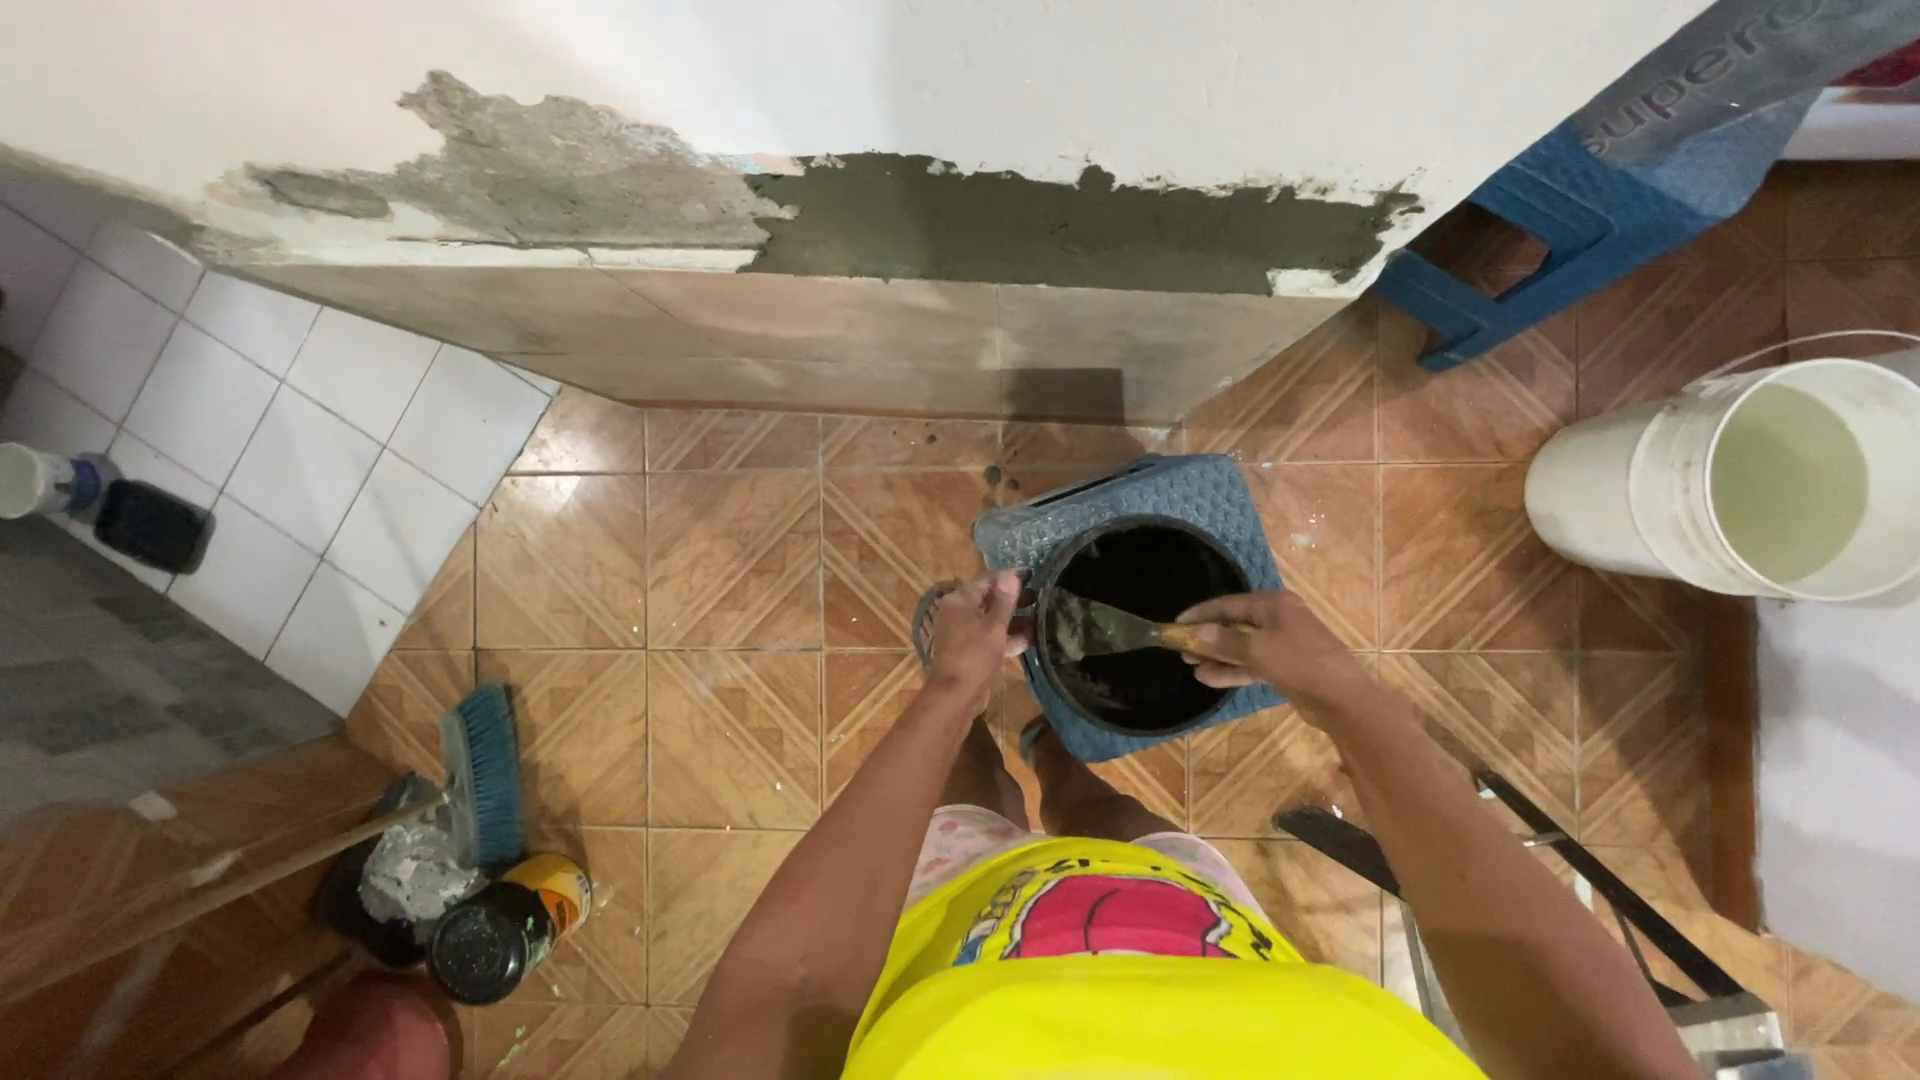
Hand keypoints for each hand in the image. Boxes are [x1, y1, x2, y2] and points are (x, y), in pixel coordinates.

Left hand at [926, 571, 1027, 708]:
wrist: (956, 694)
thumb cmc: (974, 655)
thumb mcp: (994, 626)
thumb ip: (1004, 600)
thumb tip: (1011, 574)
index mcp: (960, 600)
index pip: (987, 580)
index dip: (1010, 577)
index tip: (1033, 576)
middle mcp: (959, 612)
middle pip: (989, 599)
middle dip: (1015, 599)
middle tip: (1040, 598)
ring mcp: (964, 632)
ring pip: (992, 620)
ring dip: (1014, 620)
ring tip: (1041, 618)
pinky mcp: (970, 650)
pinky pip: (991, 637)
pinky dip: (1007, 637)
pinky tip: (1030, 639)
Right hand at [1176, 590, 1366, 711]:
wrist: (1343, 699)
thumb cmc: (1300, 663)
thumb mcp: (1258, 649)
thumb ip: (1225, 640)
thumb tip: (1197, 631)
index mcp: (1274, 605)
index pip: (1228, 604)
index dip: (1201, 613)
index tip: (1177, 623)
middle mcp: (1278, 619)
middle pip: (1234, 625)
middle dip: (1208, 638)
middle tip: (1183, 650)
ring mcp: (1282, 644)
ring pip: (1242, 647)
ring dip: (1217, 656)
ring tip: (1191, 666)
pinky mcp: (1284, 667)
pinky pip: (1252, 664)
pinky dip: (1232, 670)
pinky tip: (1209, 679)